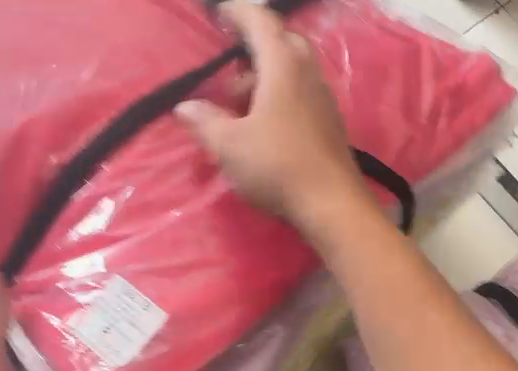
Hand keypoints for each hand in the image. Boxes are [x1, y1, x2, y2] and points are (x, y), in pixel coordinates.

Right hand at [174, 1, 374, 228]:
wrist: (332, 205)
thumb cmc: (278, 167)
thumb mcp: (230, 146)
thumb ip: (205, 122)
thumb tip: (185, 107)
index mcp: (283, 65)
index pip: (260, 21)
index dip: (238, 12)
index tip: (220, 12)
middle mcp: (308, 73)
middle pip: (281, 44)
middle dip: (254, 50)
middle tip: (232, 72)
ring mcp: (323, 99)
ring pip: (293, 72)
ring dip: (266, 81)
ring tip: (242, 111)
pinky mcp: (330, 125)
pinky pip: (302, 96)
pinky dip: (281, 100)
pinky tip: (267, 129)